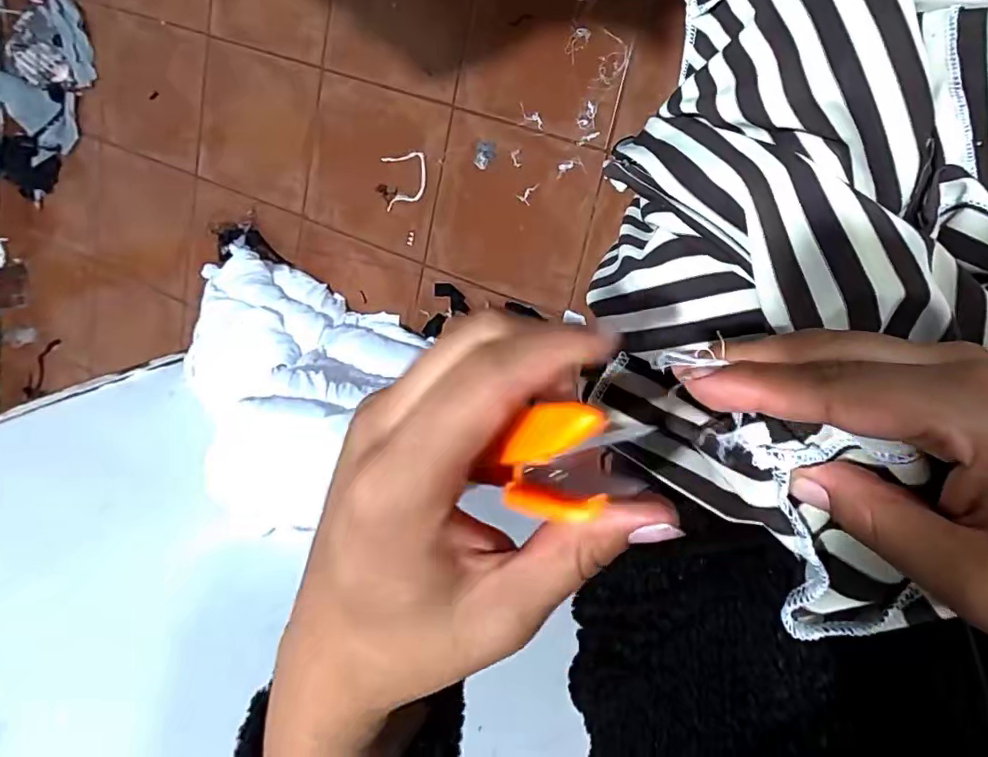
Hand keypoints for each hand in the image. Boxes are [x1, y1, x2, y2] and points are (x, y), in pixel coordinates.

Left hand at [266, 315, 678, 756]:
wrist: (331, 649)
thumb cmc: (413, 639)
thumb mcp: (502, 614)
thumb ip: (578, 554)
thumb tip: (656, 510)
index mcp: (398, 484)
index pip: (482, 382)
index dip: (551, 350)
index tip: (610, 349)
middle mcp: (379, 428)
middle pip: (474, 338)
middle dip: (545, 346)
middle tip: (587, 395)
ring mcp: (378, 411)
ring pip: (466, 340)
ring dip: (526, 358)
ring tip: (557, 417)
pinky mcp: (388, 408)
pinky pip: (457, 361)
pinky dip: (505, 373)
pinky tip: (522, 426)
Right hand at [683, 332, 987, 751]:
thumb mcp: (974, 579)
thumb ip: (880, 516)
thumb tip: (803, 470)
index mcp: (962, 406)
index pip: (838, 389)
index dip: (762, 386)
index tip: (697, 379)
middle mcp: (960, 367)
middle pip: (842, 352)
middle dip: (765, 358)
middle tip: (697, 360)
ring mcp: (970, 370)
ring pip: (860, 352)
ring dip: (794, 360)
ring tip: (731, 364)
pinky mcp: (975, 386)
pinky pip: (885, 369)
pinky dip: (832, 374)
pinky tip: (801, 382)